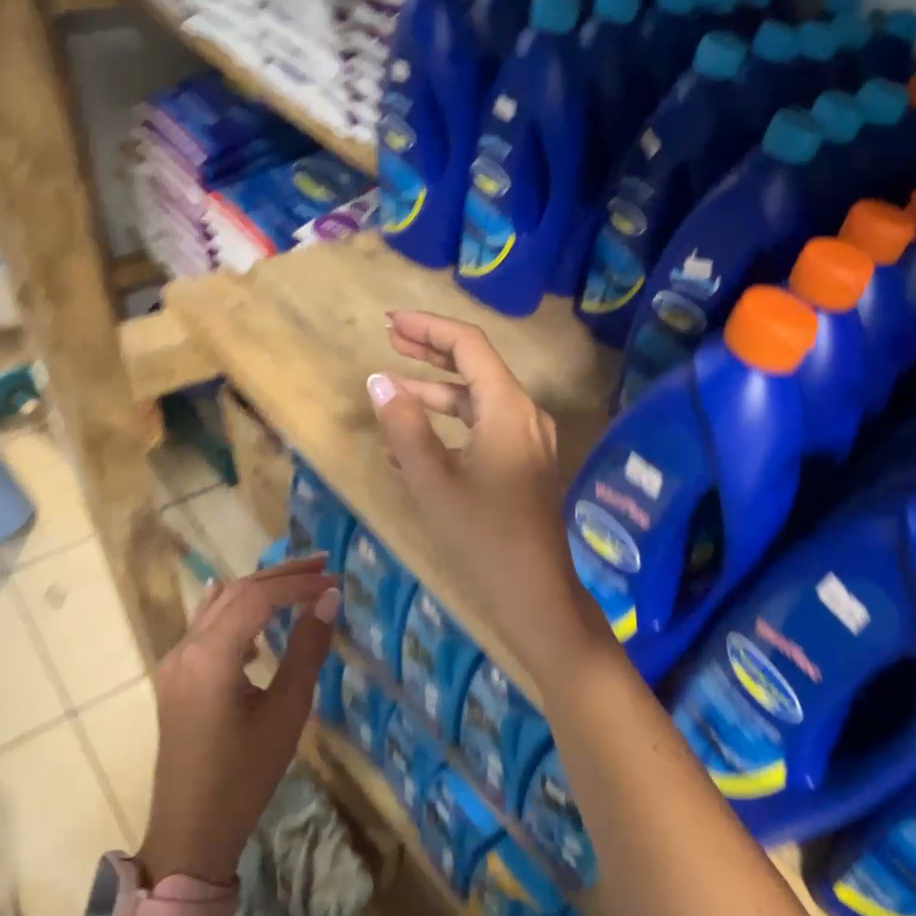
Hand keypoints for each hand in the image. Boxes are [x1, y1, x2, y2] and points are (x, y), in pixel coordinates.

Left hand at [140, 557, 338, 882]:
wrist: (191, 830)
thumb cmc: (245, 776)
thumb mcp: (286, 712)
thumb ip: (307, 650)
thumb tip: (330, 600)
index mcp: (210, 656)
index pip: (257, 598)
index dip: (298, 584)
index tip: (336, 580)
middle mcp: (185, 649)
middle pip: (235, 592)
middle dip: (280, 576)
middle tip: (324, 566)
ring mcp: (174, 663)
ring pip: (218, 607)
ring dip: (259, 590)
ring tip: (300, 584)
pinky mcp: (176, 679)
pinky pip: (206, 628)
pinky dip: (237, 612)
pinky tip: (257, 617)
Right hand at [367, 311, 611, 676]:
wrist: (535, 592)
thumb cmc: (482, 536)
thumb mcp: (432, 480)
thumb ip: (404, 426)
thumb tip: (380, 381)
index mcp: (507, 407)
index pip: (468, 345)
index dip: (428, 327)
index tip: (389, 322)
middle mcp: (525, 415)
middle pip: (476, 368)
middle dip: (431, 353)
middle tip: (389, 339)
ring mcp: (529, 442)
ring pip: (478, 403)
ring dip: (435, 396)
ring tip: (390, 395)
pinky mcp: (525, 467)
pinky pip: (484, 433)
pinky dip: (451, 429)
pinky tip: (413, 444)